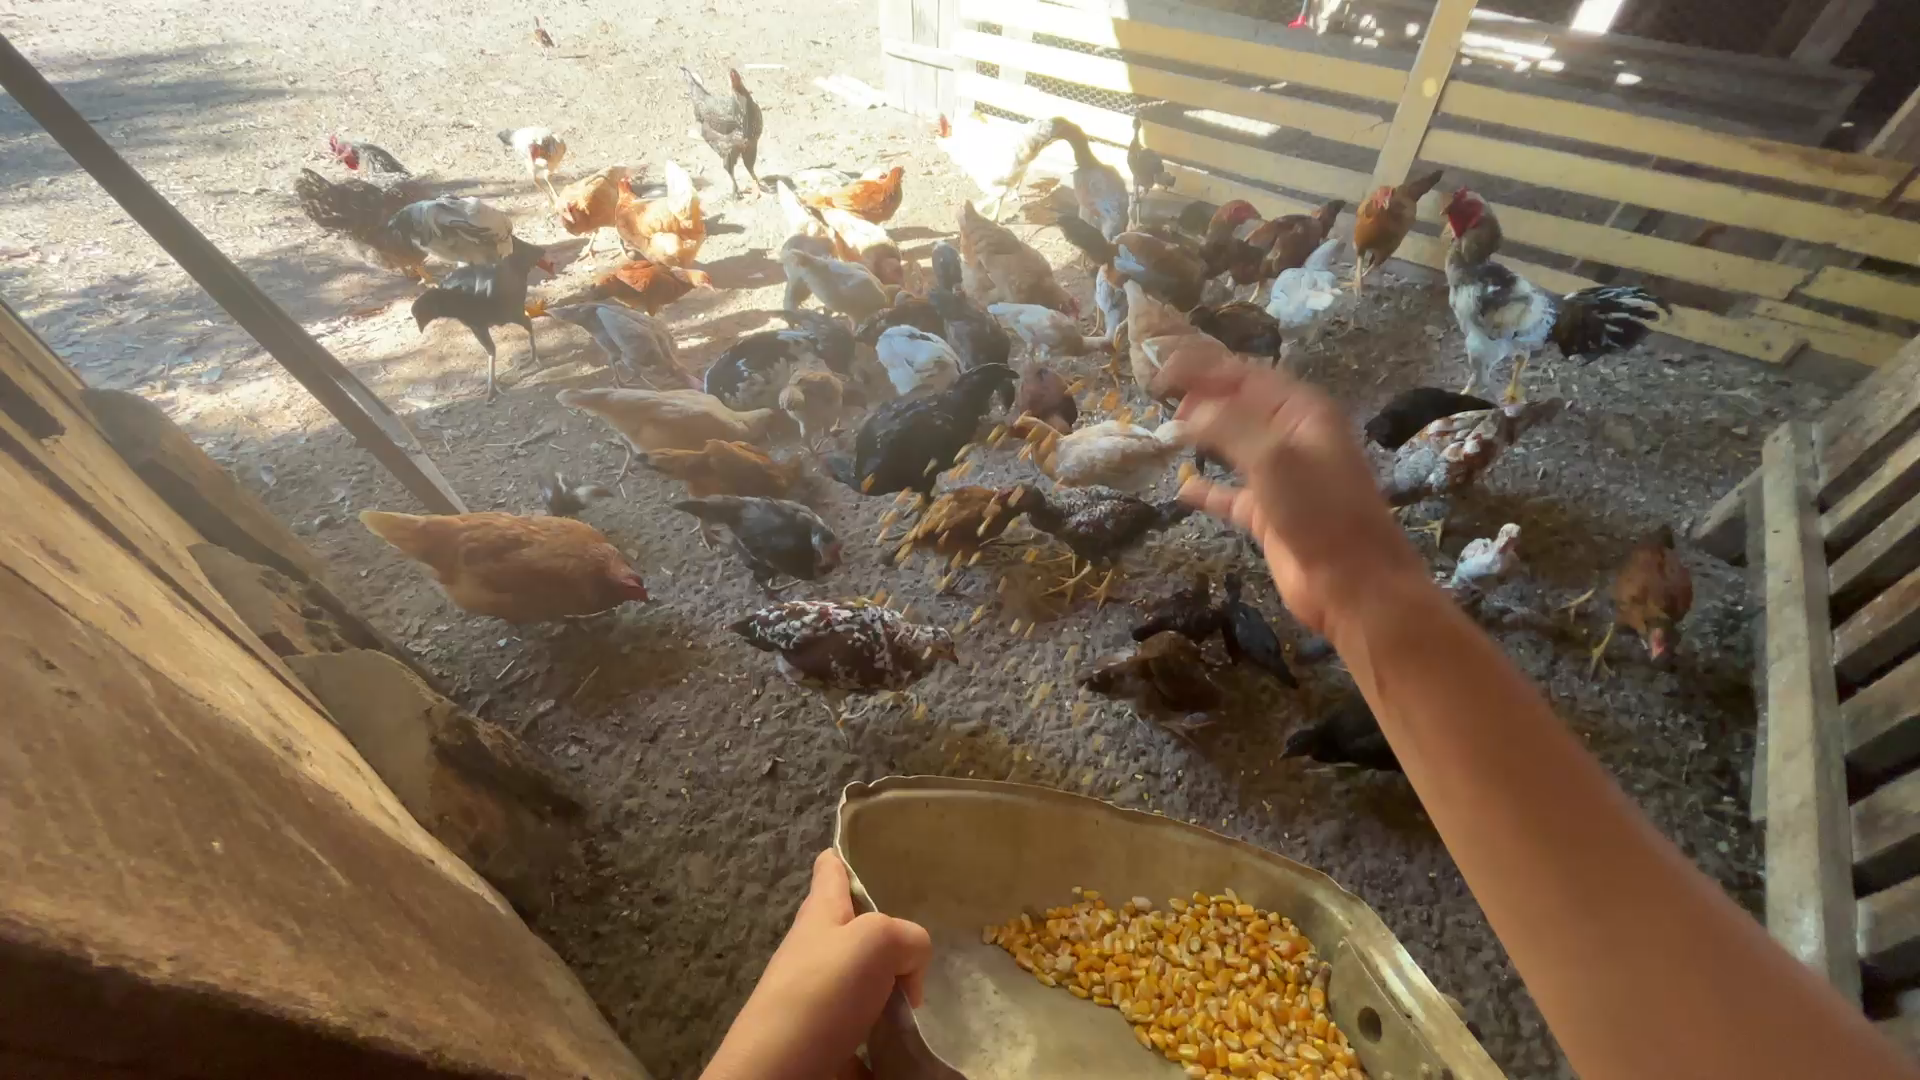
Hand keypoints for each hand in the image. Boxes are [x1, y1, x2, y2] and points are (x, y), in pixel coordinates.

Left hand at [702, 850, 932, 1079]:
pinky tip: (906, 1056)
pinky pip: (864, 1042)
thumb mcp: (878, 942)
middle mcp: (816, 952)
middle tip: (919, 956)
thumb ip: (908, 939)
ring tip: (920, 1012)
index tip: (870, 856)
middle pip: (854, 932)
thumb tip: (909, 971)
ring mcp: (817, 1003)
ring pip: (864, 989)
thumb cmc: (821, 994)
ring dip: (892, 1000)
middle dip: (887, 941)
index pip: (830, 869)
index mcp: (822, 914)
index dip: (846, 858)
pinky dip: (885, 1050)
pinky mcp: (823, 1048)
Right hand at [1153, 342, 1425, 635]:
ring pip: (1232, 446)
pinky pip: (1229, 493)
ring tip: (1167, 433)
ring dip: (1201, 437)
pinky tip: (1182, 488)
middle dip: (1201, 398)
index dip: (1203, 368)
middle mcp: (1291, 437)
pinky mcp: (1267, 512)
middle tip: (1161, 400)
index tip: (1161, 372)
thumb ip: (1227, 426)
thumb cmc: (1320, 511)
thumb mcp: (1273, 457)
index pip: (1246, 375)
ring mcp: (1280, 476)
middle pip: (1238, 405)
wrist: (1352, 582)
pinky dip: (1206, 489)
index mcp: (1302, 412)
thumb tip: (1186, 413)